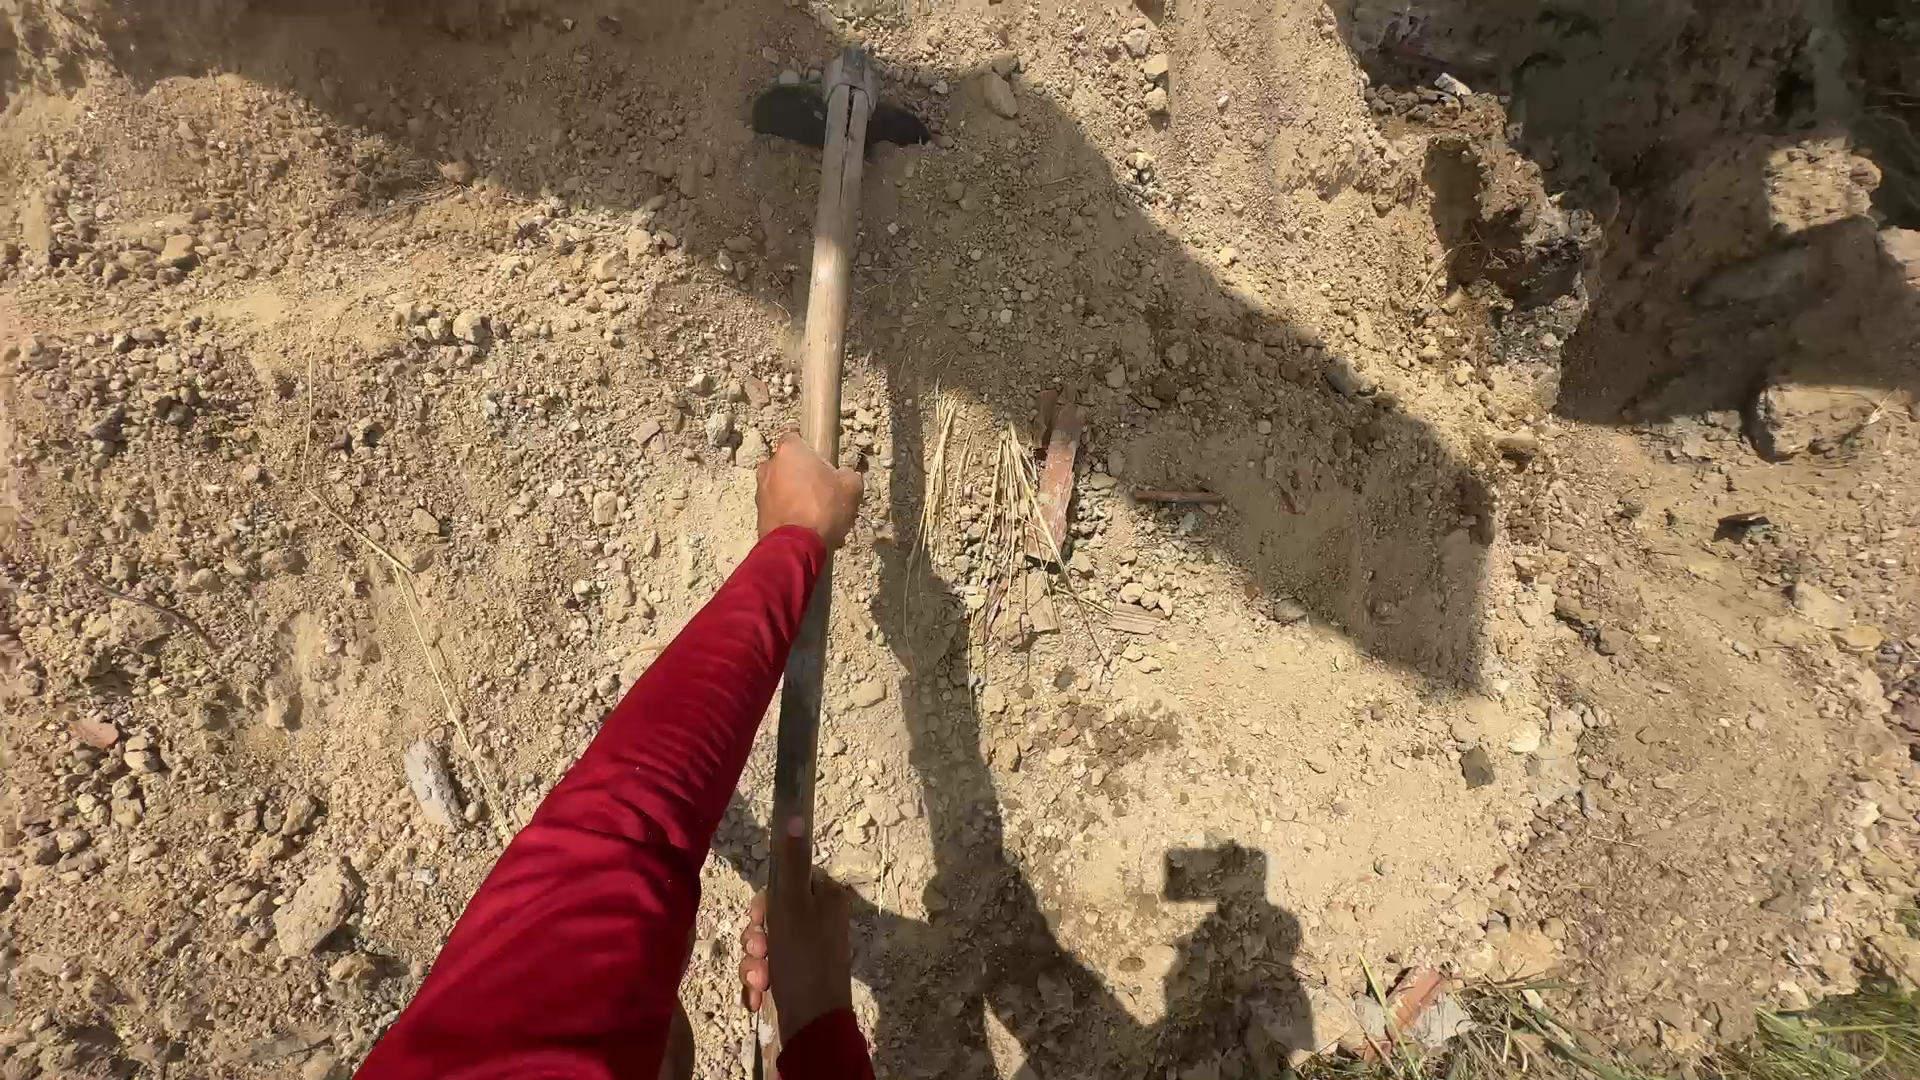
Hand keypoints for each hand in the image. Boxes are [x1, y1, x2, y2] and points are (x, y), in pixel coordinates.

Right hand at [737, 816, 853, 1044]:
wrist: (812, 1025)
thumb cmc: (803, 958)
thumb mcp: (793, 904)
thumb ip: (791, 861)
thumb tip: (796, 813)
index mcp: (828, 897)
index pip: (789, 881)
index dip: (768, 900)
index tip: (760, 918)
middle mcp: (822, 920)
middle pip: (775, 914)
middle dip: (758, 936)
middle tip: (760, 951)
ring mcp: (810, 950)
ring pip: (768, 943)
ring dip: (755, 961)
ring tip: (760, 977)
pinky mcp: (798, 977)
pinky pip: (769, 969)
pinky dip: (760, 980)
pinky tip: (759, 994)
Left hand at [755, 433, 863, 548]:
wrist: (797, 545)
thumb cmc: (824, 508)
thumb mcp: (851, 487)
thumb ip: (848, 474)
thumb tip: (845, 476)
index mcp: (789, 451)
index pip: (795, 435)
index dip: (809, 445)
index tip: (821, 458)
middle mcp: (769, 465)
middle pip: (786, 462)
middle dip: (800, 470)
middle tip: (820, 487)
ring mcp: (760, 489)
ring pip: (780, 483)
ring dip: (792, 491)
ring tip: (812, 509)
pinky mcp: (758, 511)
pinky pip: (776, 504)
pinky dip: (787, 509)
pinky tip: (803, 523)